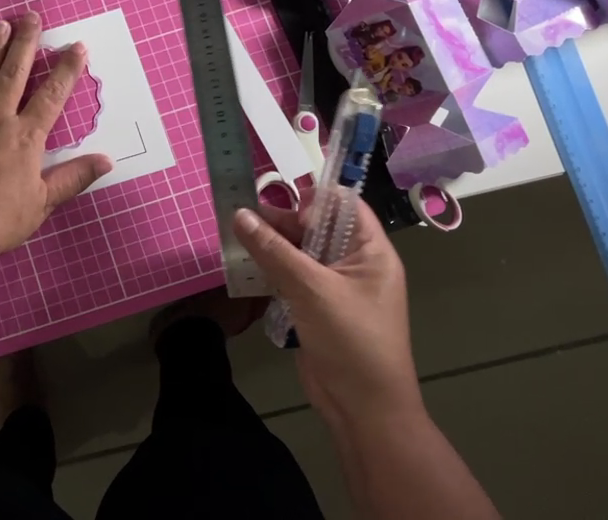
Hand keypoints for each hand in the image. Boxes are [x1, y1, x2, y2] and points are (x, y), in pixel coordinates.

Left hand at [0, 14, 112, 263]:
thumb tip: (106, 161)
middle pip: (14, 74)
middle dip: (26, 43)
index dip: (66, 69)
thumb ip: (72, 178)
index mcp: (25, 138)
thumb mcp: (42, 203)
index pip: (51, 95)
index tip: (76, 46)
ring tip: (1, 25)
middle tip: (32, 16)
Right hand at [233, 199, 423, 428]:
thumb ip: (273, 250)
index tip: (278, 202)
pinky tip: (244, 264)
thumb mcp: (311, 289)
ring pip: (299, 252)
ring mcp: (335, 287)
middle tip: (242, 216)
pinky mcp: (316, 307)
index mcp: (371, 252)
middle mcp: (356, 264)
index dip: (313, 198)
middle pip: (316, 227)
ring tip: (236, 236)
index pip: (344, 205)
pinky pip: (291, 276)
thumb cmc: (351, 342)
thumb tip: (239, 214)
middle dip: (281, 221)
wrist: (363, 410)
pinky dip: (270, 269)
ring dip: (271, 245)